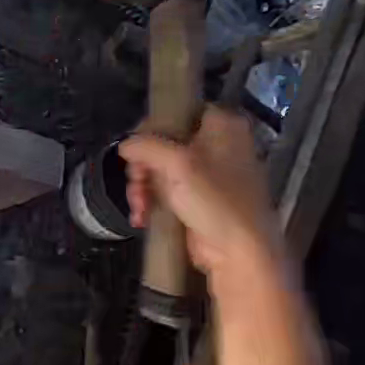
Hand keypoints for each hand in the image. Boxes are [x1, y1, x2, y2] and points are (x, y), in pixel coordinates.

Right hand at [118, 108, 280, 275]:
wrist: (239, 253)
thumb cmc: (214, 200)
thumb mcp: (177, 164)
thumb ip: (145, 146)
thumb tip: (124, 146)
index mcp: (222, 125)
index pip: (176, 111)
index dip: (151, 128)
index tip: (134, 148)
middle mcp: (217, 144)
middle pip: (162, 142)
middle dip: (142, 166)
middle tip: (137, 182)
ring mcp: (207, 174)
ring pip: (159, 168)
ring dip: (142, 187)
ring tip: (139, 207)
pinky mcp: (198, 199)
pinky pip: (164, 190)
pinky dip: (150, 201)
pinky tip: (142, 216)